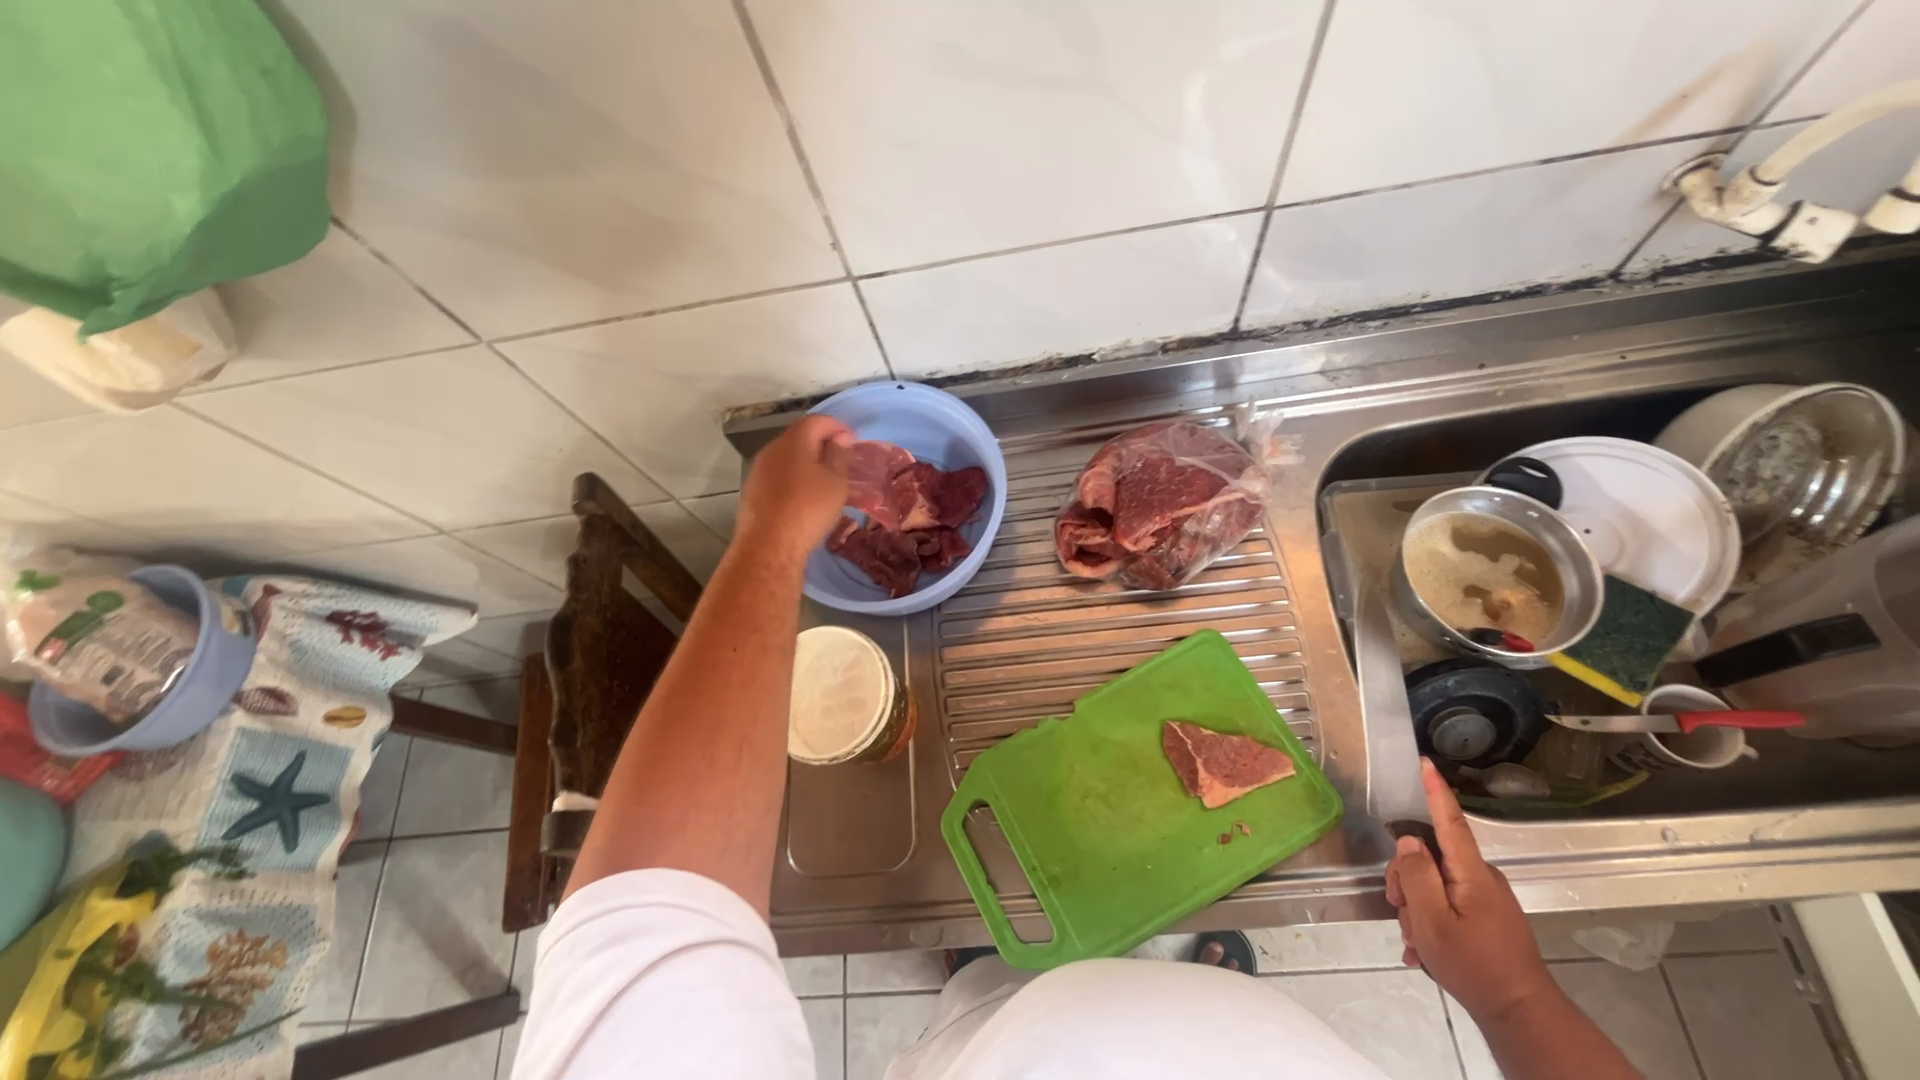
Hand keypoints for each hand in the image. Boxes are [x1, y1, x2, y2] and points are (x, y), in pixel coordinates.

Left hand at [736, 415, 854, 562]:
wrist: (769, 546)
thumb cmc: (809, 510)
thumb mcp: (836, 483)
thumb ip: (839, 456)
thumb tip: (839, 439)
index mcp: (794, 441)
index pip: (817, 421)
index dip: (838, 427)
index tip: (853, 441)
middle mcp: (772, 449)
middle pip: (799, 437)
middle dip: (821, 444)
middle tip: (841, 460)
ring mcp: (758, 471)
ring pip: (787, 458)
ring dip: (806, 463)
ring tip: (824, 481)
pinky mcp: (752, 491)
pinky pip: (778, 476)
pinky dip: (793, 479)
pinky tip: (803, 497)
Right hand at [1385, 759, 1555, 1023]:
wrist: (1521, 1014)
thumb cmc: (1474, 966)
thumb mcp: (1432, 921)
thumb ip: (1416, 875)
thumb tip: (1409, 840)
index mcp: (1471, 873)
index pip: (1450, 821)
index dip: (1435, 791)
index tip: (1425, 762)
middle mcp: (1482, 878)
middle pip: (1430, 858)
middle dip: (1406, 881)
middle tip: (1401, 914)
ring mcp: (1487, 898)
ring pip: (1435, 884)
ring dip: (1417, 908)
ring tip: (1417, 943)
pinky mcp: (1487, 916)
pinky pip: (1447, 905)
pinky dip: (1431, 923)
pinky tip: (1424, 952)